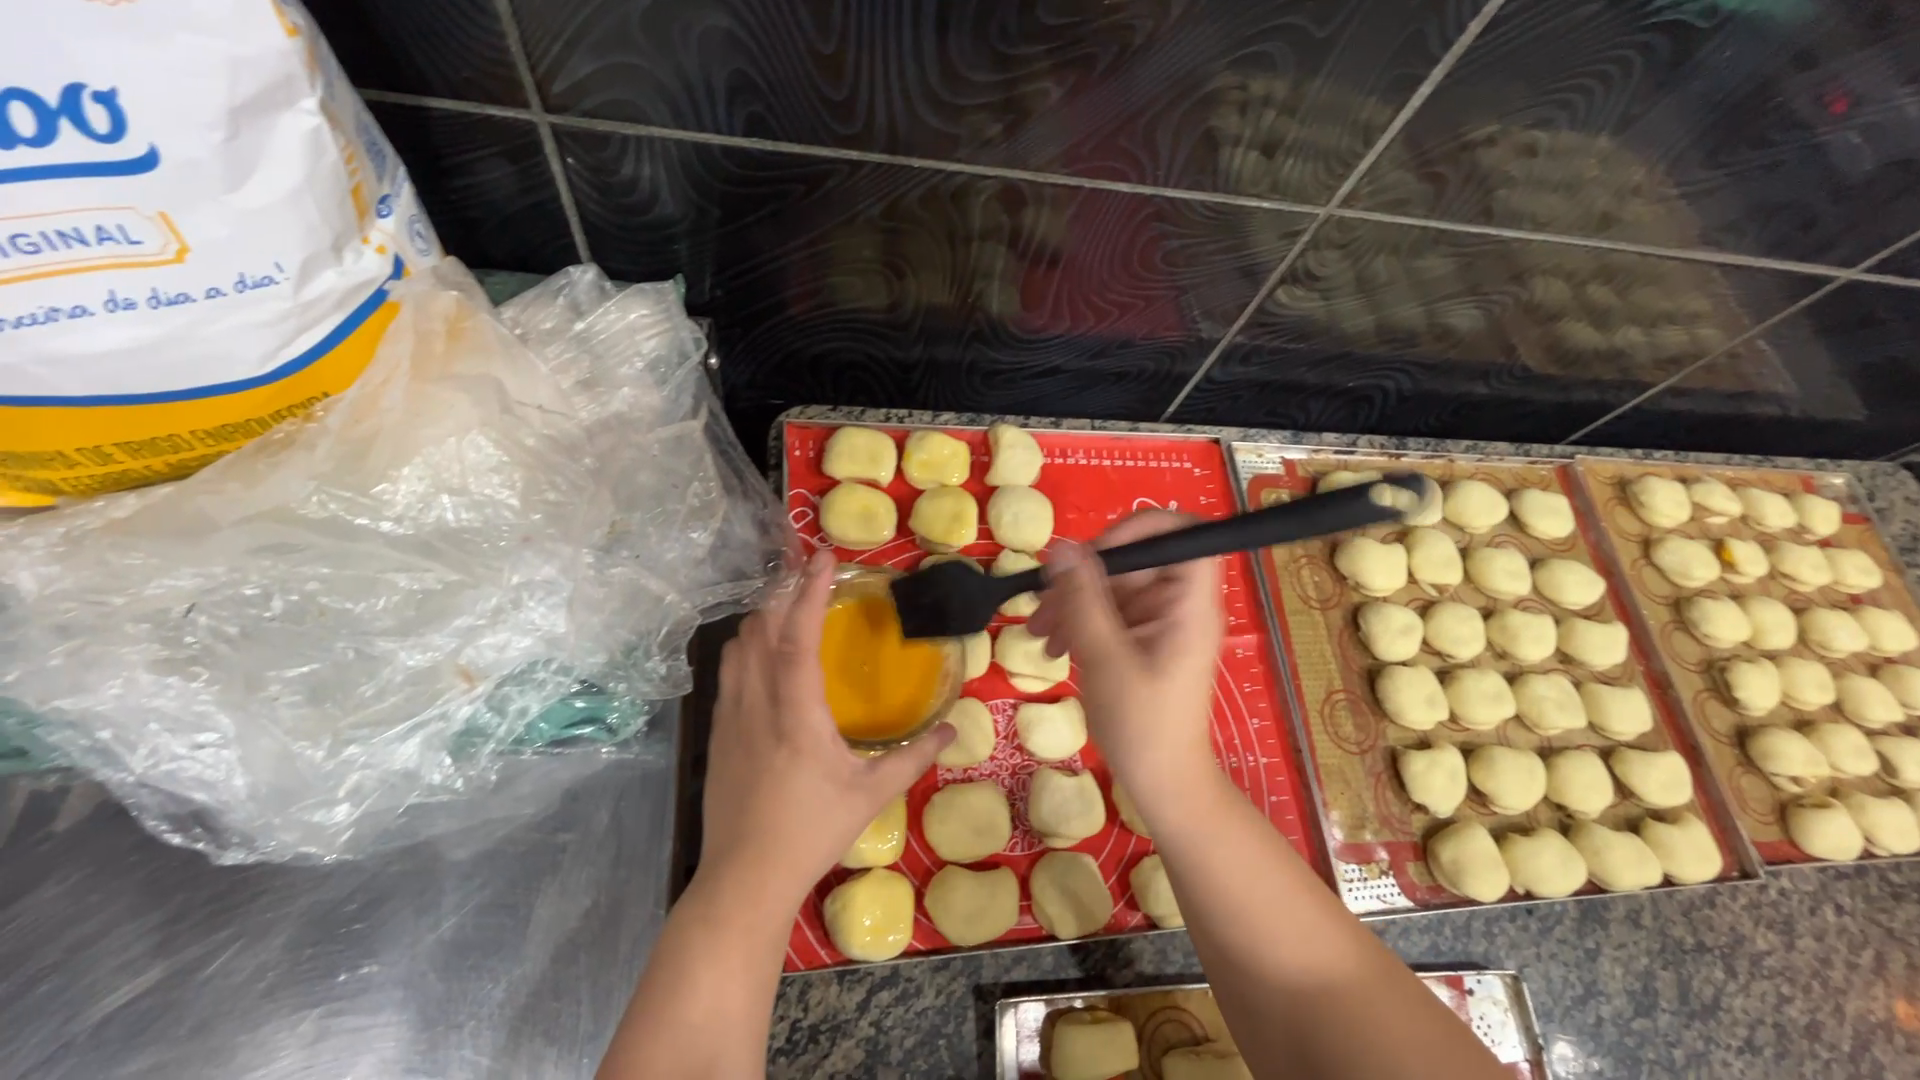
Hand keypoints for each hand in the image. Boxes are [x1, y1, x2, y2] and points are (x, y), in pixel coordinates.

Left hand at [699, 550, 953, 901]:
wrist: (745, 876)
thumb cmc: (812, 832)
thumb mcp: (871, 794)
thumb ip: (913, 758)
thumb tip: (952, 731)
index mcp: (797, 711)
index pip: (799, 635)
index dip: (810, 591)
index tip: (824, 557)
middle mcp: (757, 702)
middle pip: (760, 627)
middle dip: (783, 593)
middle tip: (808, 575)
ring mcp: (729, 716)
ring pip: (737, 646)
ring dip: (762, 618)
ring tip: (787, 607)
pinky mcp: (717, 733)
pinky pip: (727, 672)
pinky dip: (745, 647)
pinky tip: (761, 656)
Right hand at [1027, 511, 1225, 791]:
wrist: (1162, 784)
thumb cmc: (1142, 725)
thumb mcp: (1105, 658)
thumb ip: (1083, 598)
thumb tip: (1062, 546)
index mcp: (1188, 603)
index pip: (1184, 532)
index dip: (1141, 528)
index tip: (1097, 551)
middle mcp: (1178, 603)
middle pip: (1135, 560)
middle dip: (1084, 577)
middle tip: (1043, 602)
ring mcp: (1159, 622)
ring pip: (1113, 587)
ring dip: (1071, 603)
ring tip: (1038, 634)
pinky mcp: (1141, 640)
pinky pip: (1108, 613)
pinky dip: (1078, 623)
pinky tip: (1052, 647)